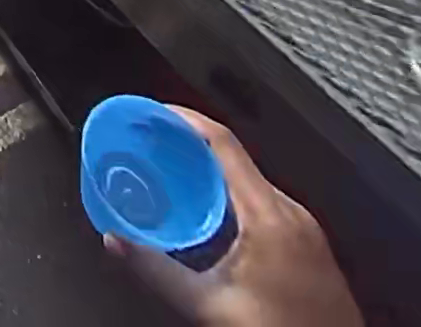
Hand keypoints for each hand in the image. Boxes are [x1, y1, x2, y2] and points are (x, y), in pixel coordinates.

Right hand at [105, 107, 362, 326]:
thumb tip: (111, 239)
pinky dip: (227, 187)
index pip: (223, 144)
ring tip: (169, 166)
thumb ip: (156, 270)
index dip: (186, 119)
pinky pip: (260, 197)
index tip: (152, 112)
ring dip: (207, 165)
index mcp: (269, 215)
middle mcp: (290, 211)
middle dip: (189, 142)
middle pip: (233, 157)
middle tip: (150, 141)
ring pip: (247, 177)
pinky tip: (204, 203)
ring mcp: (305, 227)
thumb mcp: (209, 306)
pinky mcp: (309, 243)